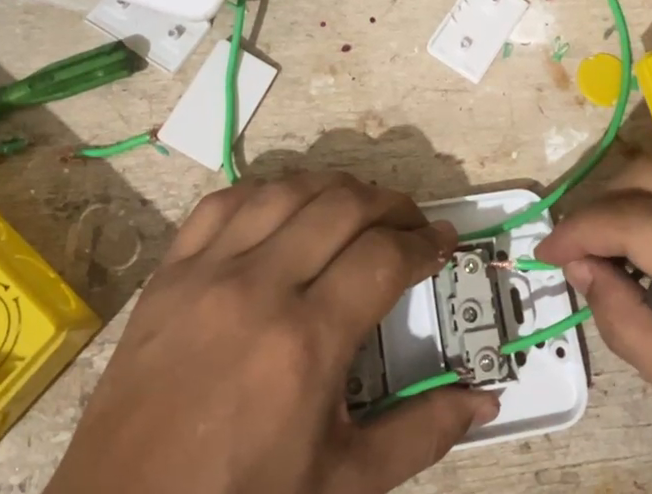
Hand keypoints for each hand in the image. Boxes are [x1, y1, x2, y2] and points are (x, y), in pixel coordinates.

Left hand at [47, 172, 498, 493]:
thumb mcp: (342, 481)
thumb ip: (419, 434)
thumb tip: (484, 401)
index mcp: (306, 342)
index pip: (384, 257)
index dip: (424, 243)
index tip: (444, 244)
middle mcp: (258, 288)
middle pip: (341, 206)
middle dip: (390, 203)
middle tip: (410, 223)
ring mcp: (205, 271)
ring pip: (285, 189)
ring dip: (333, 187)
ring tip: (357, 207)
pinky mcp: (167, 271)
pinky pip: (222, 202)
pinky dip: (265, 191)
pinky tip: (284, 207)